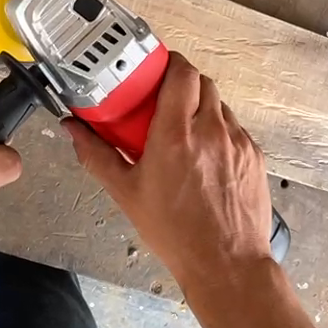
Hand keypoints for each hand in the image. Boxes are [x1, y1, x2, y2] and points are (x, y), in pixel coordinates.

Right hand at [67, 53, 273, 293]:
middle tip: (163, 100)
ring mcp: (237, 142)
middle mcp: (210, 131)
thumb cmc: (176, 232)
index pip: (180, 73)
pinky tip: (205, 156)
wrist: (226, 264)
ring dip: (201, 108)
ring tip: (184, 132)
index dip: (168, 63)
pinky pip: (235, 128)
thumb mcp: (125, 192)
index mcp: (175, 134)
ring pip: (219, 104)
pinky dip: (219, 131)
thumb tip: (73, 129)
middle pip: (201, 82)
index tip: (154, 68)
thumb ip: (96, 154)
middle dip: (182, 84)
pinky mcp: (254, 156)